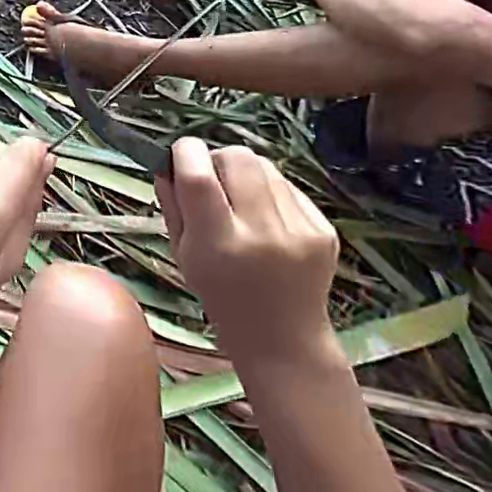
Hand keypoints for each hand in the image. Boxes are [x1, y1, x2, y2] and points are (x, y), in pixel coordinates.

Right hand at [158, 138, 339, 363]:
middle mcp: (262, 233)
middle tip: (212, 180)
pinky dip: (269, 191)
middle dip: (217, 158)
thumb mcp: (181, 253)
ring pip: (265, 165)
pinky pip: (288, 186)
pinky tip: (266, 219)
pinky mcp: (324, 229)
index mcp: (218, 243)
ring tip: (240, 201)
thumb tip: (168, 162)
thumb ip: (172, 204)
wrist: (283, 339)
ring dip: (244, 173)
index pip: (198, 175)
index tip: (179, 155)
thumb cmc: (220, 295)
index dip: (185, 153)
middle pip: (236, 157)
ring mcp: (299, 230)